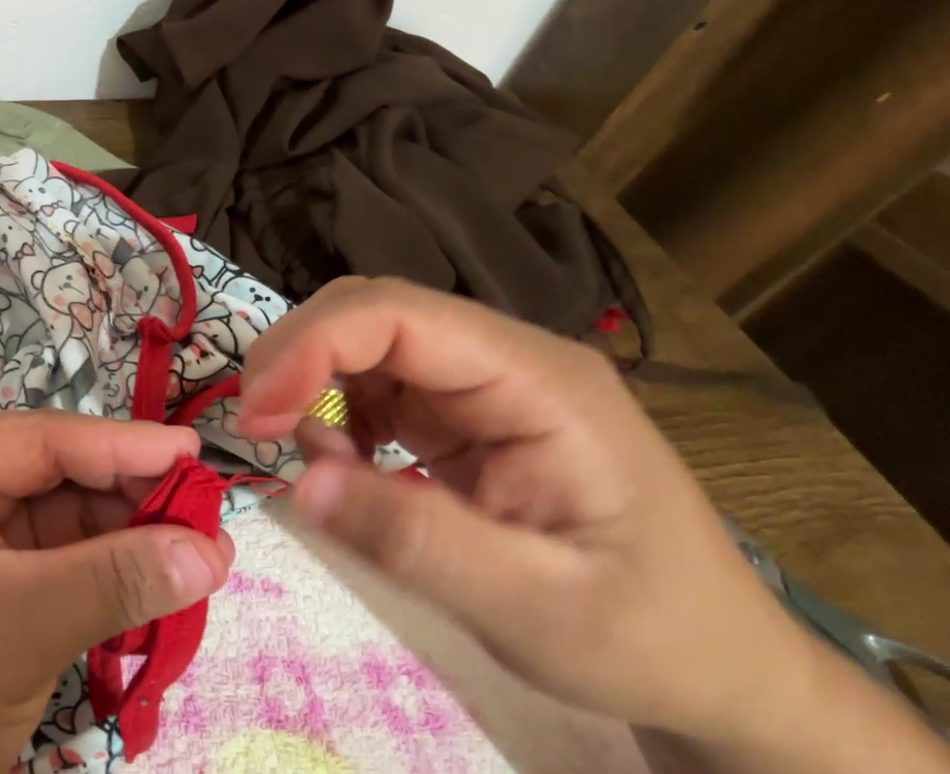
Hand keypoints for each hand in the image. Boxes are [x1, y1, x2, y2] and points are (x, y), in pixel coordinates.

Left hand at [0, 412, 233, 773]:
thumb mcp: (19, 626)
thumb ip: (116, 580)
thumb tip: (213, 551)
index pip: (41, 438)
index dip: (122, 444)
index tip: (195, 452)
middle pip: (57, 471)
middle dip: (130, 494)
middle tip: (208, 514)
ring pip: (65, 516)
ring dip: (127, 535)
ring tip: (200, 554)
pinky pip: (60, 559)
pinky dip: (107, 570)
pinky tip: (157, 579)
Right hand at [235, 277, 948, 771]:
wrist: (715, 665)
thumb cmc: (644, 636)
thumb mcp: (535, 610)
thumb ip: (415, 541)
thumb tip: (298, 480)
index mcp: (539, 382)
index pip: (398, 314)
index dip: (312, 346)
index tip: (259, 416)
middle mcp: (508, 360)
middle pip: (372, 311)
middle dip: (299, 358)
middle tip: (261, 430)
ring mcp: (485, 384)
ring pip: (365, 342)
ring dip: (313, 387)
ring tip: (313, 462)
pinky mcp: (466, 413)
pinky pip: (376, 385)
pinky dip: (336, 414)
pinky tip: (344, 465)